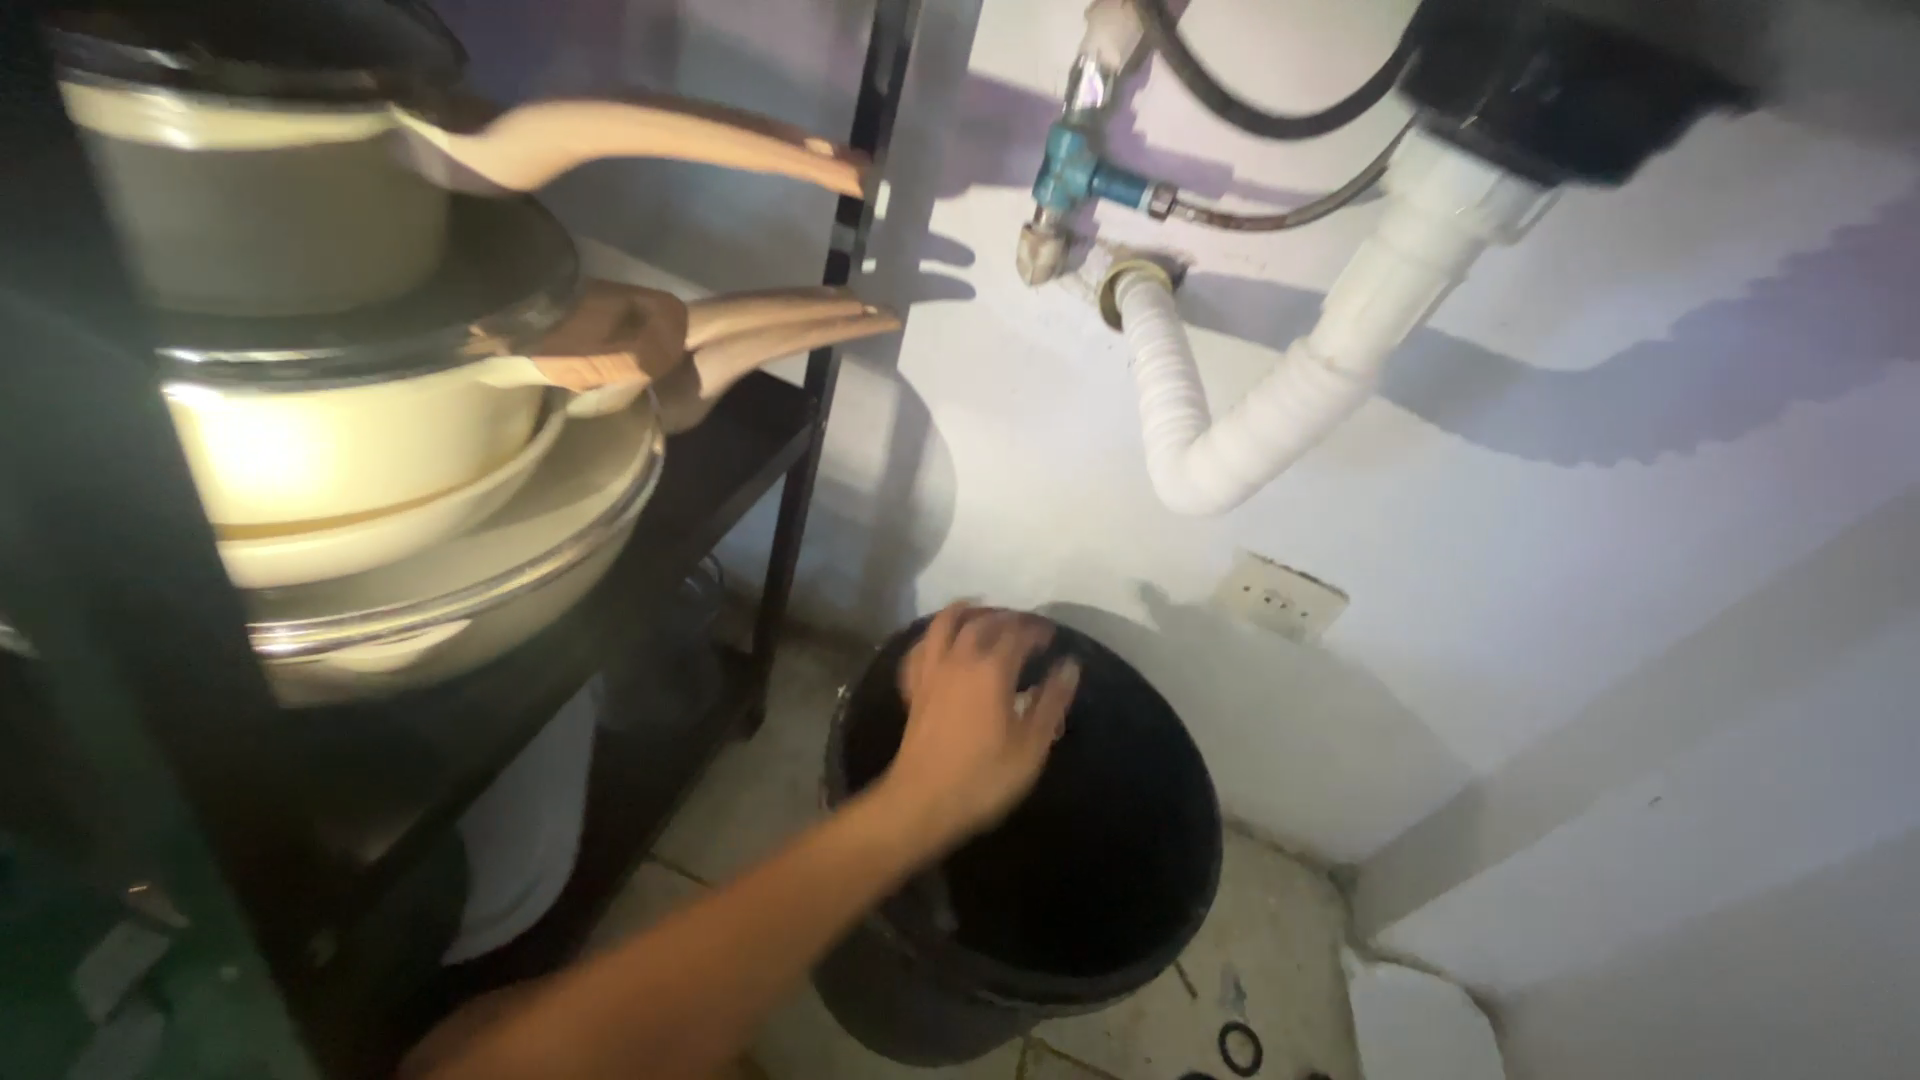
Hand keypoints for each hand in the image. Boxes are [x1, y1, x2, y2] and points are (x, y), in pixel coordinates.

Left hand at [878, 604, 1079, 849]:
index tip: (1051, 635)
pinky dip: (932, 636)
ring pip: (945, 624)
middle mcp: (959, 660)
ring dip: (966, 611)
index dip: (1037, 630)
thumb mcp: (1031, 746)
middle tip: (1026, 624)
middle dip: (1008, 617)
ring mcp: (931, 671)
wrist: (922, 802)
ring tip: (981, 609)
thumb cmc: (983, 778)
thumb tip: (1070, 665)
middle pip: (983, 622)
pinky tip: (940, 641)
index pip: (1017, 634)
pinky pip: (920, 649)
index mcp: (992, 670)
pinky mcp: (914, 688)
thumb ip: (1051, 701)